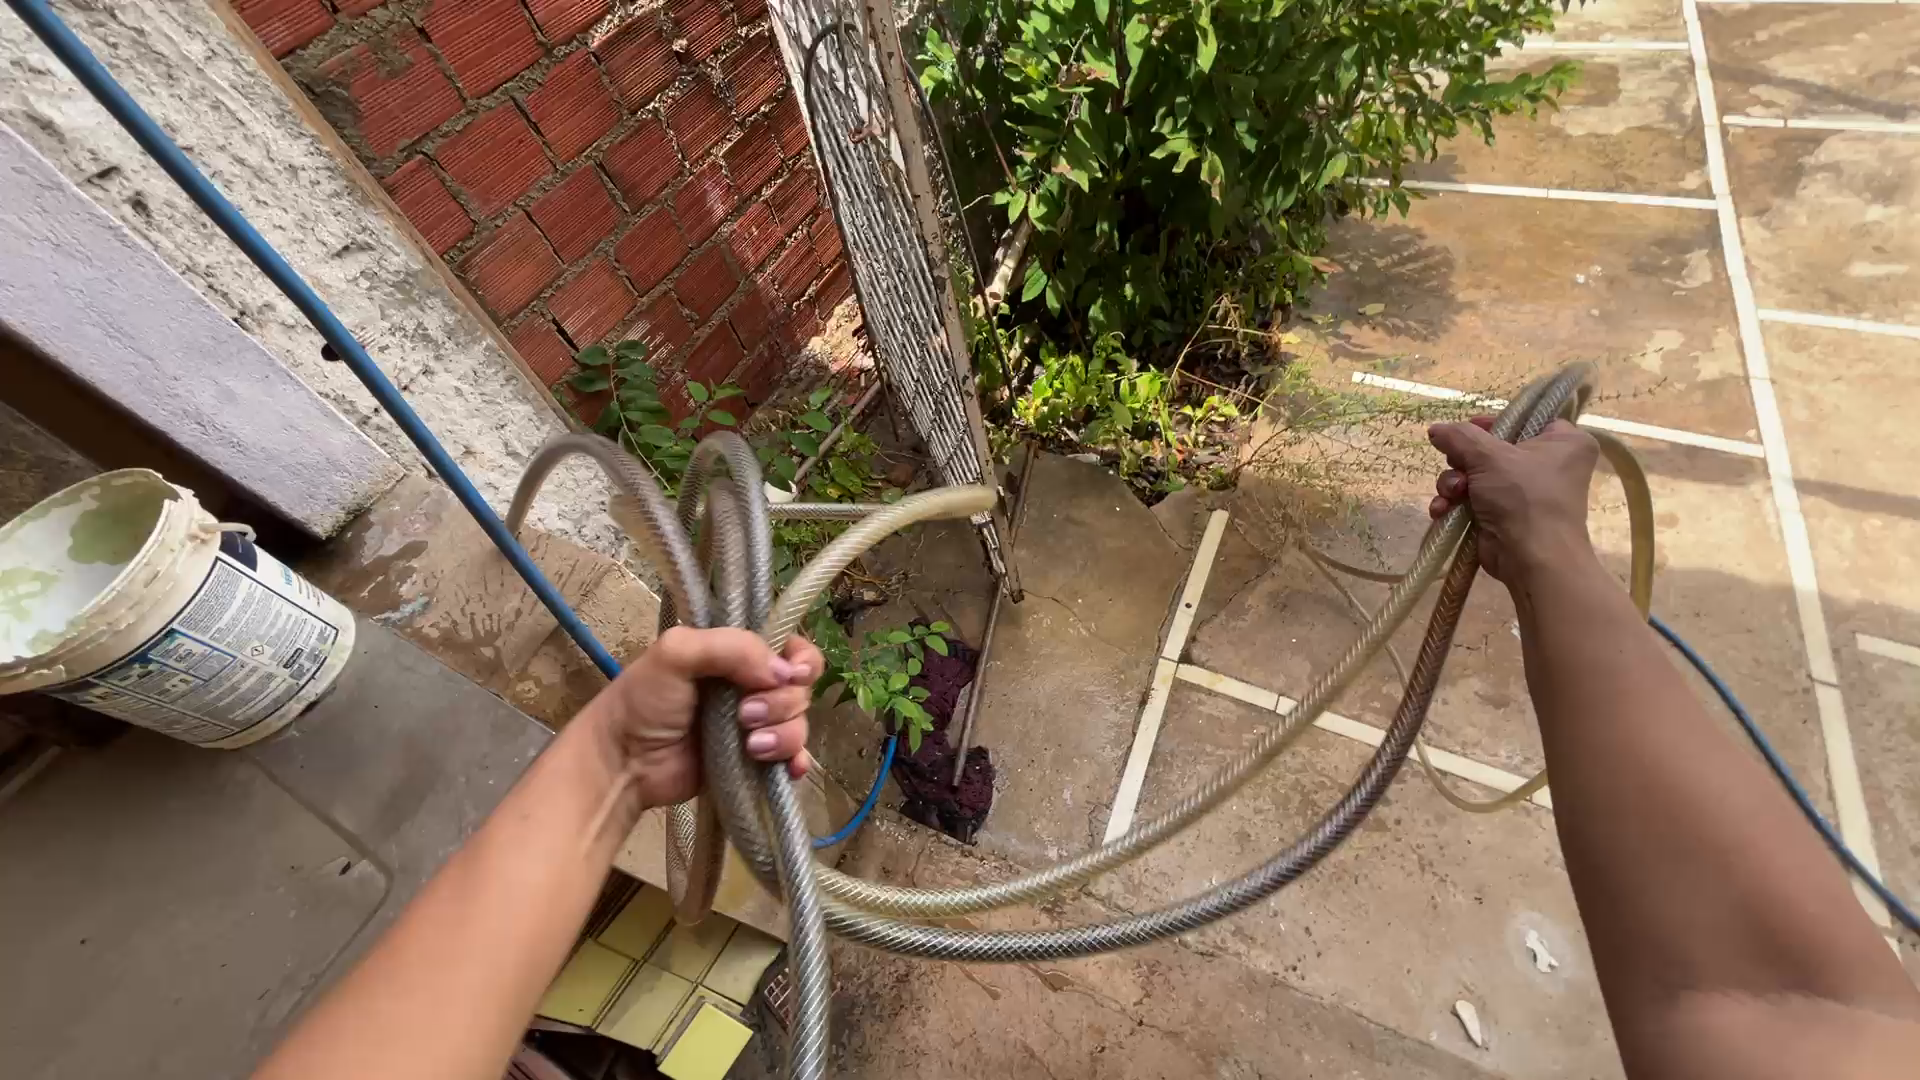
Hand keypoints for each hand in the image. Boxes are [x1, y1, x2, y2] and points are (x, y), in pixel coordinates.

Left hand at [578, 627, 820, 810]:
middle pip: (799, 689)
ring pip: (798, 723)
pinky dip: (796, 761)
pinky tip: (789, 770)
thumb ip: (732, 648)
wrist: (621, 764)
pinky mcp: (754, 760)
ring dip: (784, 735)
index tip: (790, 675)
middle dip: (781, 703)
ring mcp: (756, 725)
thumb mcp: (677, 653)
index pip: (791, 647)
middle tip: (744, 715)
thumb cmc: (642, 701)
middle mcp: (752, 685)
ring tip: (750, 747)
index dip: (801, 660)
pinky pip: (793, 757)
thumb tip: (785, 673)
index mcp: (738, 653)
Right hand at [1427, 416, 1599, 583]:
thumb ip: (1460, 437)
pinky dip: (1453, 503)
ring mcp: (1521, 492)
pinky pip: (1469, 499)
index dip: (1490, 425)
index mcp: (1561, 443)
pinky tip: (1443, 510)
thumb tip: (1436, 428)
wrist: (1531, 556)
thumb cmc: (1524, 497)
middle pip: (1488, 450)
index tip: (1463, 433)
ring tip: (1452, 496)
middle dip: (1462, 463)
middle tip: (1457, 467)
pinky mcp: (1501, 513)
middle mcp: (1545, 465)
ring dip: (1452, 485)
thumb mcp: (1490, 457)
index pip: (1522, 421)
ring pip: (1472, 476)